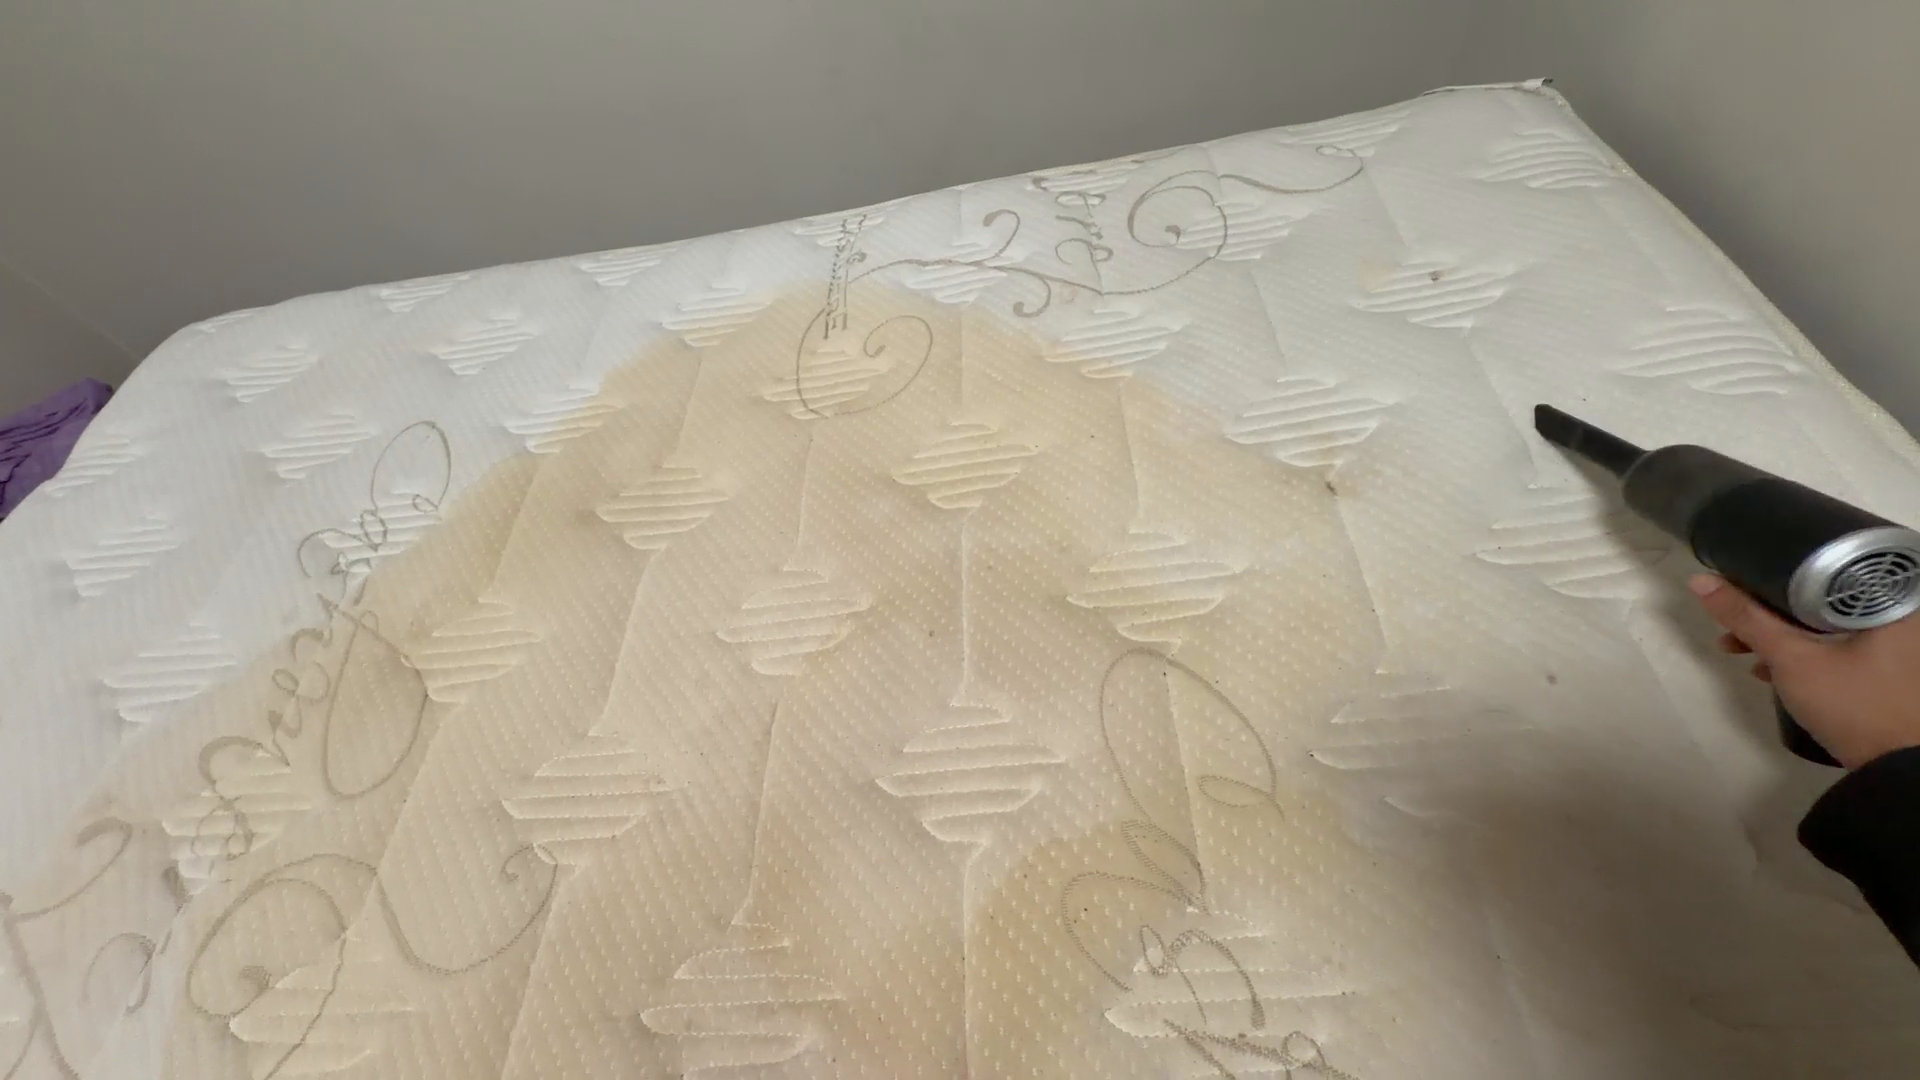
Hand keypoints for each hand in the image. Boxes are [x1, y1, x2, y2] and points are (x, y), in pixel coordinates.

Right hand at [1691, 574, 1919, 767]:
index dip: (1781, 576)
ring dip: (1782, 635)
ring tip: (1743, 653)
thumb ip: (1746, 618)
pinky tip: (1776, 669)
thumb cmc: (1854, 701)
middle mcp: (1905, 621)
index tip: (1745, 588)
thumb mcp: (1790, 656)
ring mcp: (1902, 649)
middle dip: (1773, 613)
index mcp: (1894, 608)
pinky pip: (1842, 646)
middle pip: (1824, 600)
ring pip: (1828, 625)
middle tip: (1736, 626)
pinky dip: (1807, 652)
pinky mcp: (1894, 671)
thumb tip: (1700, 581)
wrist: (1901, 766)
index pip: (1829, 571)